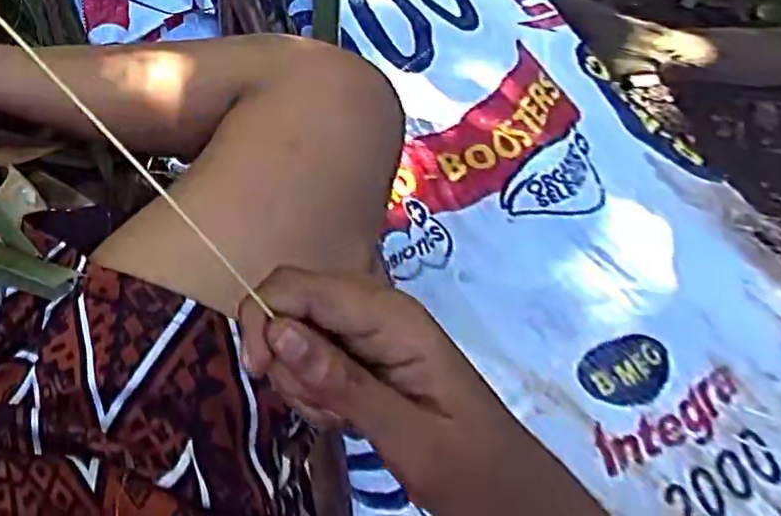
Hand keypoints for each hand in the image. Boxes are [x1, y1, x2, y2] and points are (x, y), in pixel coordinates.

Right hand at [239, 267, 602, 515]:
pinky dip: (307, 384)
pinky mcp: (359, 348)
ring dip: (296, 375)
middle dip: (282, 353)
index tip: (257, 371)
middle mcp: (370, 306)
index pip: (298, 285)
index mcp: (387, 314)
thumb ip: (342, 383)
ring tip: (336, 418)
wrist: (523, 502)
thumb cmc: (477, 474)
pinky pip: (307, 349)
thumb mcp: (410, 440)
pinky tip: (339, 414)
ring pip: (292, 327)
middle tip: (311, 407)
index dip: (263, 315)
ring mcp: (364, 326)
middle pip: (289, 301)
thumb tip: (276, 330)